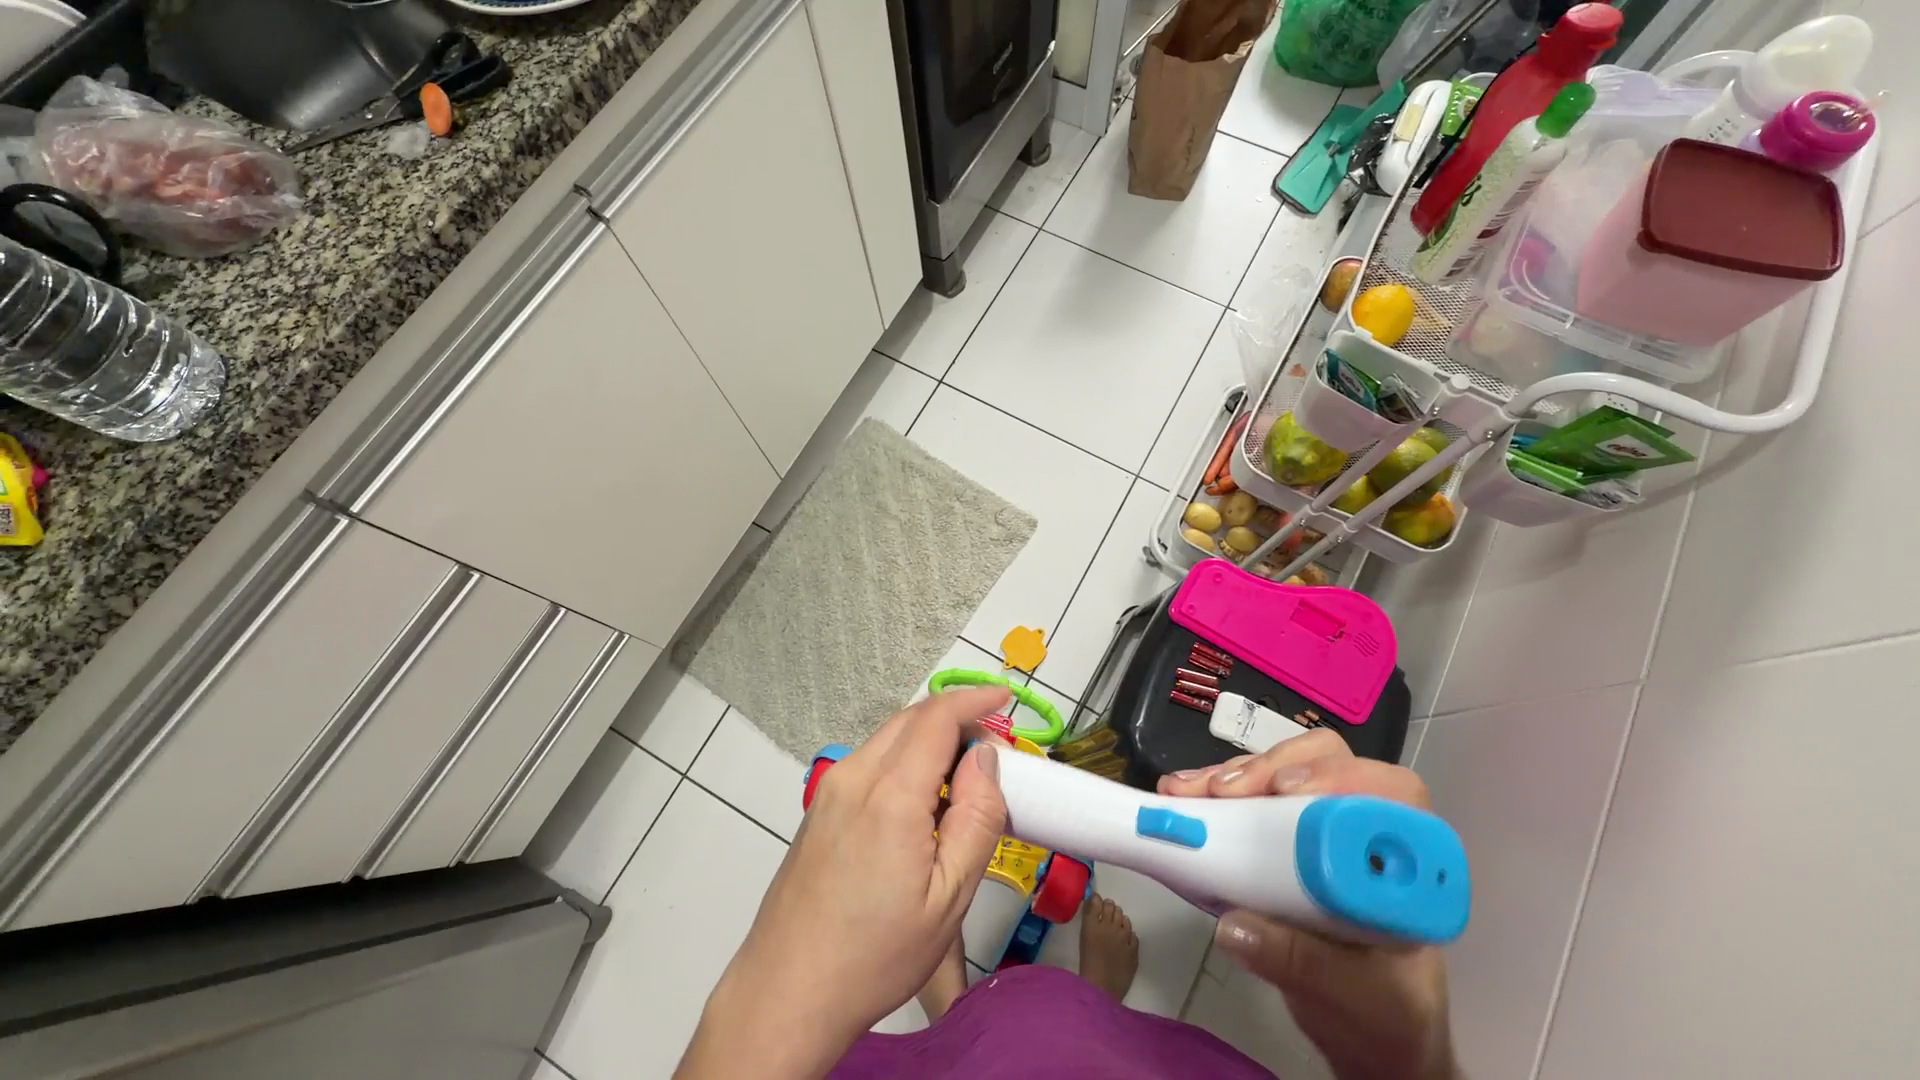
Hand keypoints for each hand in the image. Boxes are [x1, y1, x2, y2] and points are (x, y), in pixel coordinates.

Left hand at [677, 686, 1011, 1079]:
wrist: (787, 992)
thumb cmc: (876, 955)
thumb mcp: (949, 896)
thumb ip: (976, 818)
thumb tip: (986, 758)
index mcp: (890, 794)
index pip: (937, 718)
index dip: (974, 700)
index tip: (1005, 696)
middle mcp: (854, 778)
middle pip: (911, 720)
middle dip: (956, 717)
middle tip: (994, 746)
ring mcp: (830, 792)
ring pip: (888, 740)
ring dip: (930, 740)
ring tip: (964, 778)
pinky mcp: (820, 810)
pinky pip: (870, 764)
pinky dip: (905, 761)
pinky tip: (922, 802)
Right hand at [1159, 730, 1462, 1079]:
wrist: (1368, 1032)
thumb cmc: (1382, 1012)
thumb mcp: (1348, 994)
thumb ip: (1299, 963)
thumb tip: (1233, 926)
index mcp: (1408, 863)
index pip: (1388, 792)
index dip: (1337, 778)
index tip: (1284, 791)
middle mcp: (1368, 831)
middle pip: (1327, 762)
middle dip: (1269, 767)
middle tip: (1221, 790)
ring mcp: (1323, 828)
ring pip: (1283, 771)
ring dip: (1232, 774)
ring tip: (1185, 790)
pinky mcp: (1284, 836)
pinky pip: (1253, 796)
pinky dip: (1214, 791)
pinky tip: (1181, 795)